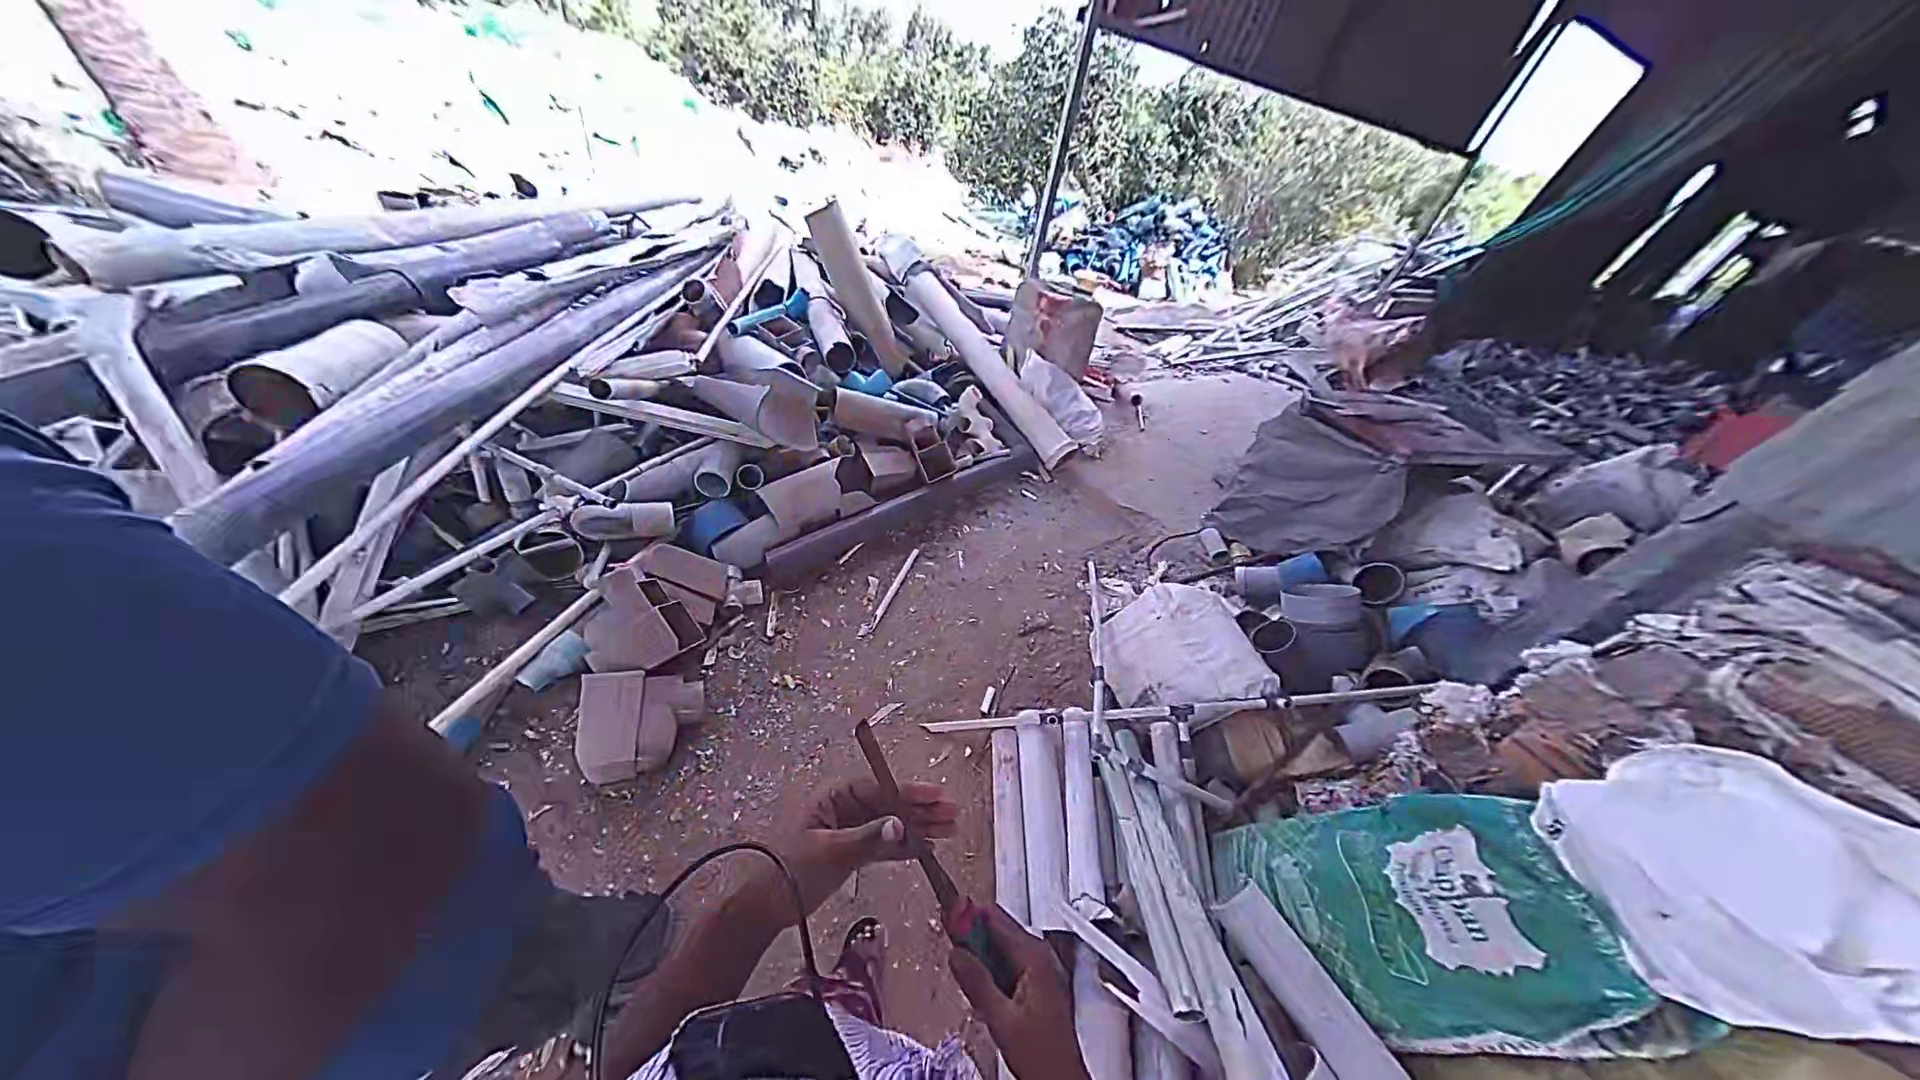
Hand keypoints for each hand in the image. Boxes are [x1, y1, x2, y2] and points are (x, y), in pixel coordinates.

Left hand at [737, 777, 957, 924]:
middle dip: (920, 809)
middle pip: (889, 804)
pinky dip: (904, 847)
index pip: (878, 788)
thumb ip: (868, 837)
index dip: (909, 792)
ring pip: (891, 824)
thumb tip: (902, 825)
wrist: (764, 908)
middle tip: (952, 813)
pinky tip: (926, 849)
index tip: (936, 794)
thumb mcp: (831, 851)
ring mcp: (849, 830)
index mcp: (834, 796)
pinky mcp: (852, 852)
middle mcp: (844, 808)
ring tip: (949, 830)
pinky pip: (884, 844)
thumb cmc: (789, 870)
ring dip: (918, 827)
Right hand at [948, 904, 1089, 1079]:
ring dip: (979, 961)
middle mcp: (1038, 955)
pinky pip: (1004, 964)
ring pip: (998, 948)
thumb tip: (956, 954)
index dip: (967, 915)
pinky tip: (986, 999)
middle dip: (972, 942)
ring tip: (974, 990)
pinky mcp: (1034, 981)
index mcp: (1033, 956)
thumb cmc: (1043, 1058)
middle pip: (996, 929)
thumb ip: (977, 982)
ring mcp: (1038, 967)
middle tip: (956, 959)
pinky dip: (989, 974)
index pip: (993, 917)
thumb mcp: (1002, 1020)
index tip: (946, 916)